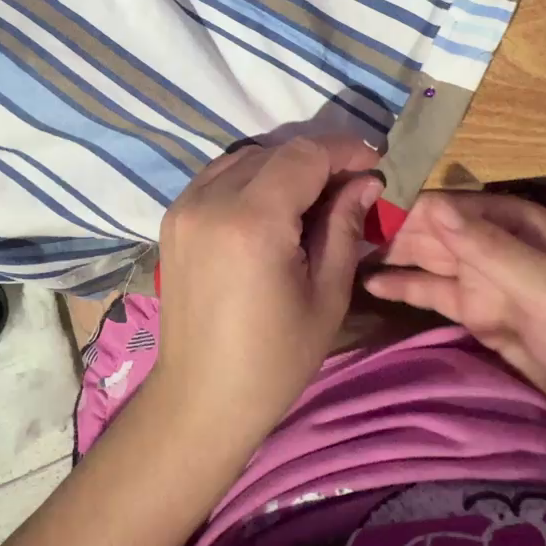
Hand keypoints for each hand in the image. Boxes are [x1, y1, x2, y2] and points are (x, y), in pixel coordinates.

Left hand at [152, 136, 382, 437]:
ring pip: (243, 157)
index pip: (303, 155)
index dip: (343, 151)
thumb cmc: (275, 358)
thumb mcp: (326, 295)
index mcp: (251, 220)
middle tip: (349, 187)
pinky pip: (217, 176)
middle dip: (316, 161)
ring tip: (312, 198)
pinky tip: (270, 207)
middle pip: (273, 152)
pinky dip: (249, 178)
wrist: (202, 395)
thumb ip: (344, 226)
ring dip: (281, 166)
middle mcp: (210, 200)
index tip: (373, 163)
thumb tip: (365, 181)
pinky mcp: (172, 216)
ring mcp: (184, 205)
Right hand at [363, 191, 545, 438]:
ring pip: (428, 259)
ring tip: (342, 253)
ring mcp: (486, 281)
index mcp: (514, 223)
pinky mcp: (480, 316)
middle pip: (432, 229)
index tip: (356, 204)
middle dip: (390, 228)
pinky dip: (405, 288)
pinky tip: (371, 284)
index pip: (448, 203)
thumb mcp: (544, 285)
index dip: (403, 202)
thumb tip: (430, 201)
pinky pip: (436, 295)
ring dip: (391, 255)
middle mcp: (494, 245)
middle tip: (336, 231)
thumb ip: (485, 246)